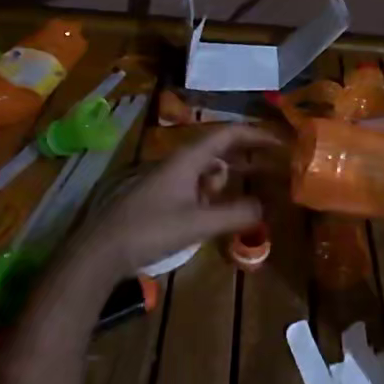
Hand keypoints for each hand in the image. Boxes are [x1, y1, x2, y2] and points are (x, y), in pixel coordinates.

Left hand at [72, 125, 279, 276]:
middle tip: (274, 166)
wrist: (102, 249)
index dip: (255, 134)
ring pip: (204, 170)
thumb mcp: (197, 223)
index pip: (226, 134)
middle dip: (246, 156)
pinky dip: (211, 193)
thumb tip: (264, 206)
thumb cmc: (150, 230)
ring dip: (228, 177)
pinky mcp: (157, 197)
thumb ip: (234, 214)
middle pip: (217, 149)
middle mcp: (176, 163)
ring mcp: (165, 179)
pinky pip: (193, 186)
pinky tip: (219, 212)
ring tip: (251, 194)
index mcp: (186, 159)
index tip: (281, 142)